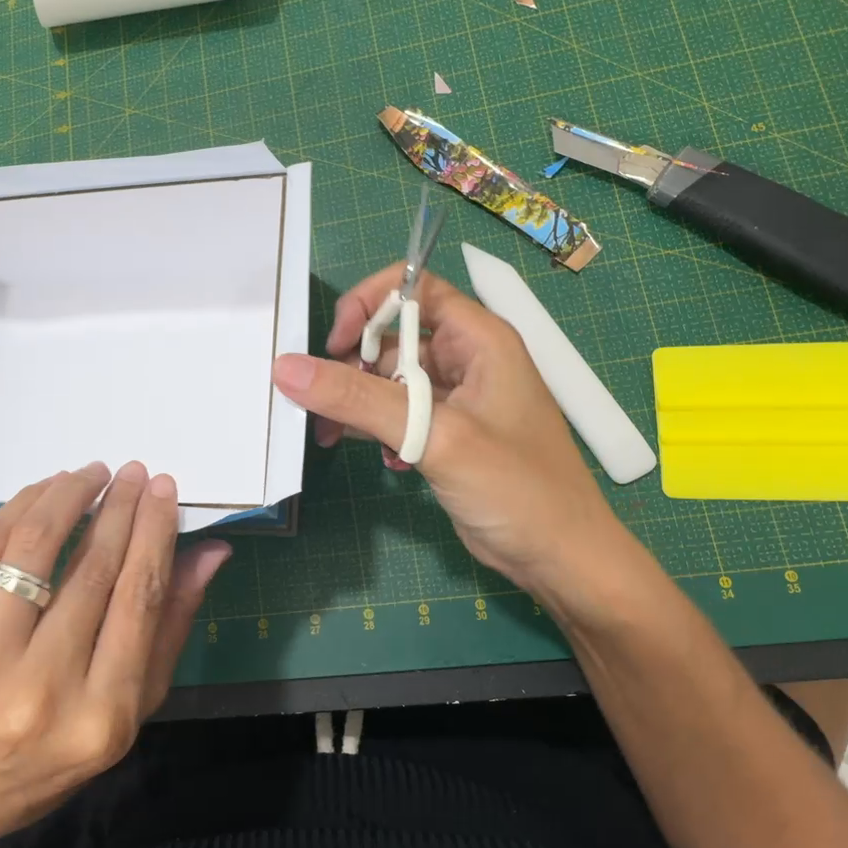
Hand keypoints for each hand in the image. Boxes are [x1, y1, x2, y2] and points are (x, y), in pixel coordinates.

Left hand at [0, 462, 230, 847]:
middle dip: (119, 508)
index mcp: (102, 715)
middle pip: (91, 570)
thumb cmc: (52, 752)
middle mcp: (42, 689)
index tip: (165, 490)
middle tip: (135, 472)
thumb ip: (169, 627)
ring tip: (91, 474)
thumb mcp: (129, 708)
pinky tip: (46, 492)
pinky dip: (20, 509)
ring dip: (67, 497)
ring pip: (33, 548)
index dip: (154, 534)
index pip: (137, 599)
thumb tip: (210, 551)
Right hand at [271, 264, 628, 593]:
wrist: (560, 558)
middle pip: (394, 337)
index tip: (335, 344)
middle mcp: (467, 360)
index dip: (369, 305)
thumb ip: (360, 400)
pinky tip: (382, 460)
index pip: (415, 289)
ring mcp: (457, 400)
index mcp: (480, 339)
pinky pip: (398, 415)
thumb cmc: (515, 488)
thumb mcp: (435, 436)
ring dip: (358, 403)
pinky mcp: (447, 435)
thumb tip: (287, 368)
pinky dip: (378, 430)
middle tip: (320, 400)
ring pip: (390, 380)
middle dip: (353, 364)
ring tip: (328, 434)